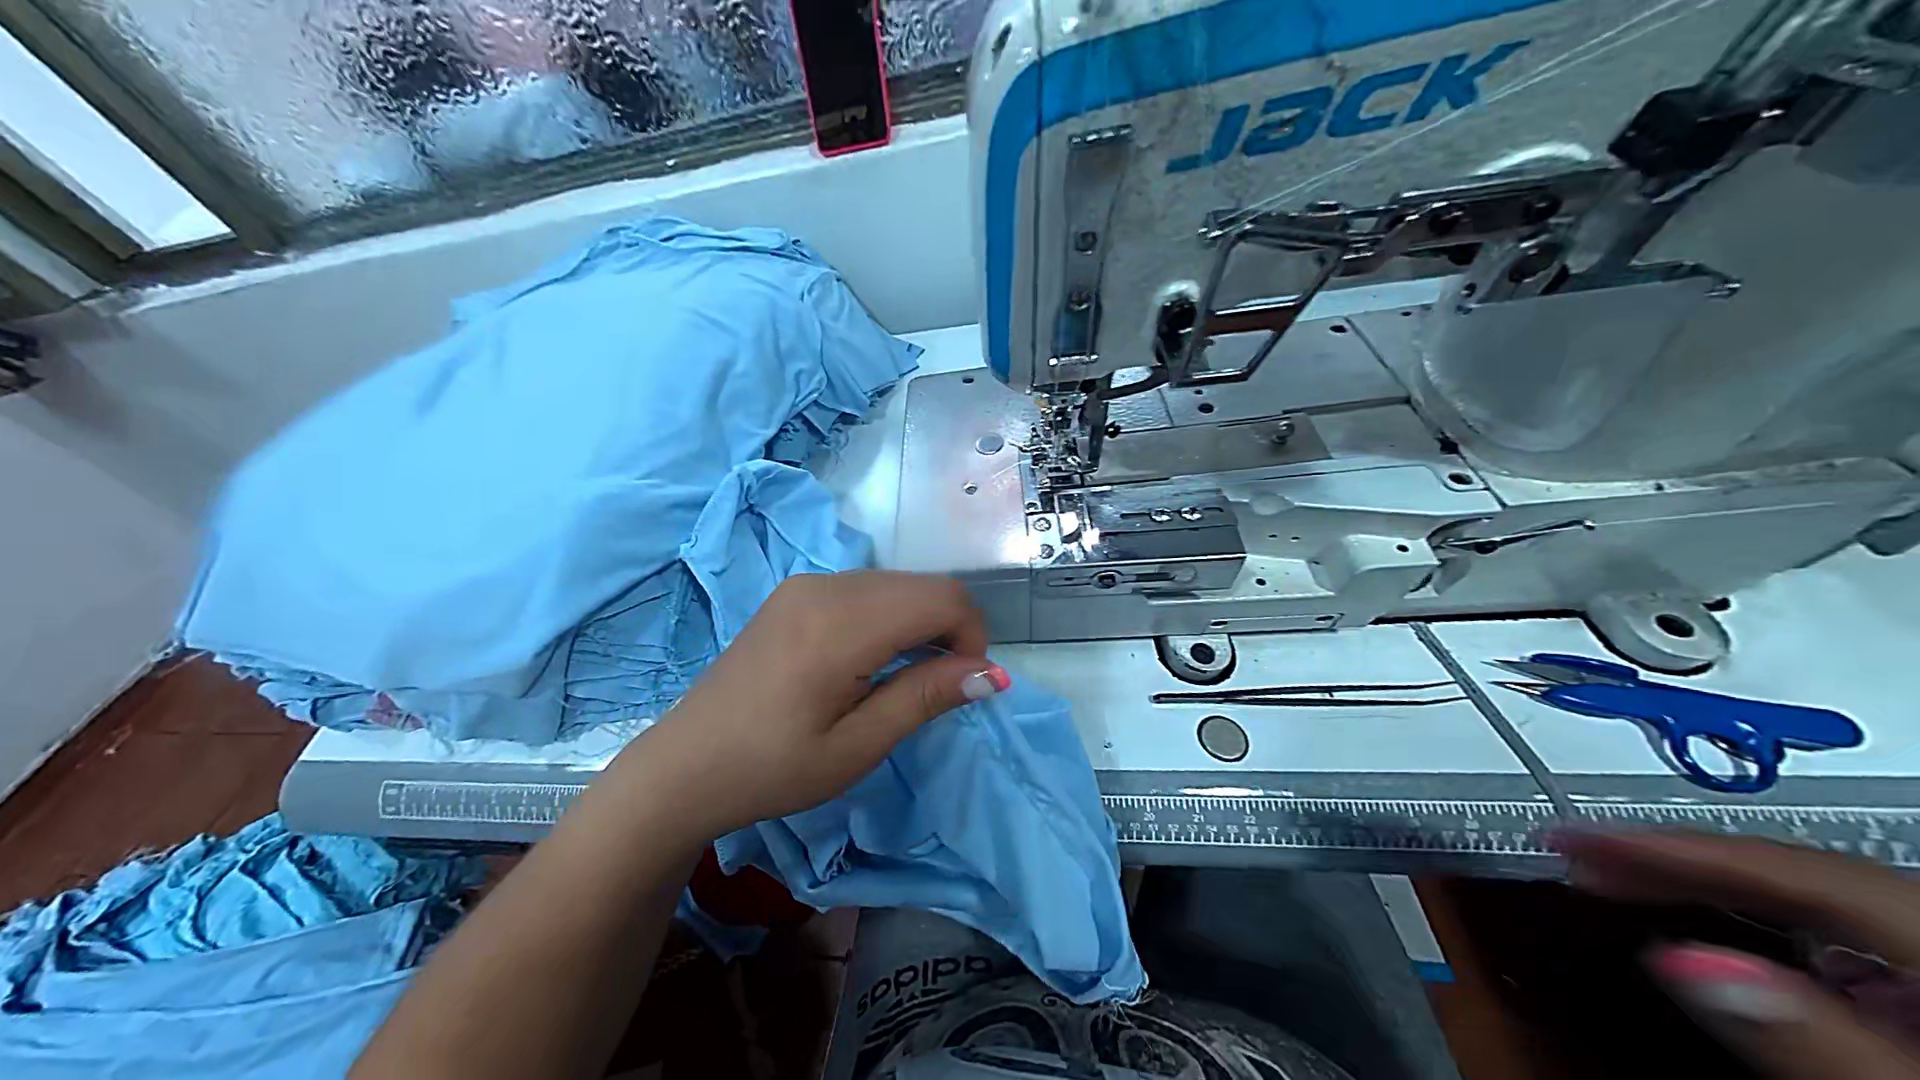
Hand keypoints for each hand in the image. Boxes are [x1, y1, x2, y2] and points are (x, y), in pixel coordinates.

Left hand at [611, 570, 1005, 840]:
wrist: (684, 766)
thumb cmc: (772, 768)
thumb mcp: (856, 747)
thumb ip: (924, 698)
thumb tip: (990, 673)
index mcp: (841, 624)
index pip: (942, 599)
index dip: (971, 636)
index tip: (963, 685)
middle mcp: (826, 587)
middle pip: (922, 585)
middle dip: (949, 629)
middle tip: (939, 687)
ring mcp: (805, 584)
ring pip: (896, 584)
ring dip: (920, 621)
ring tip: (905, 678)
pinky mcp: (794, 593)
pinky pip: (865, 588)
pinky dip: (889, 616)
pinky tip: (870, 659)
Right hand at [1560, 829, 1919, 1078]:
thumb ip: (1809, 1043)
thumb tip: (1680, 963)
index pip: (1783, 870)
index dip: (1662, 845)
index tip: (1568, 834)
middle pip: (1794, 874)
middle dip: (1673, 860)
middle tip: (1577, 851)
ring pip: (1815, 900)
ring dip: (1709, 886)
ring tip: (1628, 880)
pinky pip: (1845, 935)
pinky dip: (1763, 923)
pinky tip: (1735, 941)